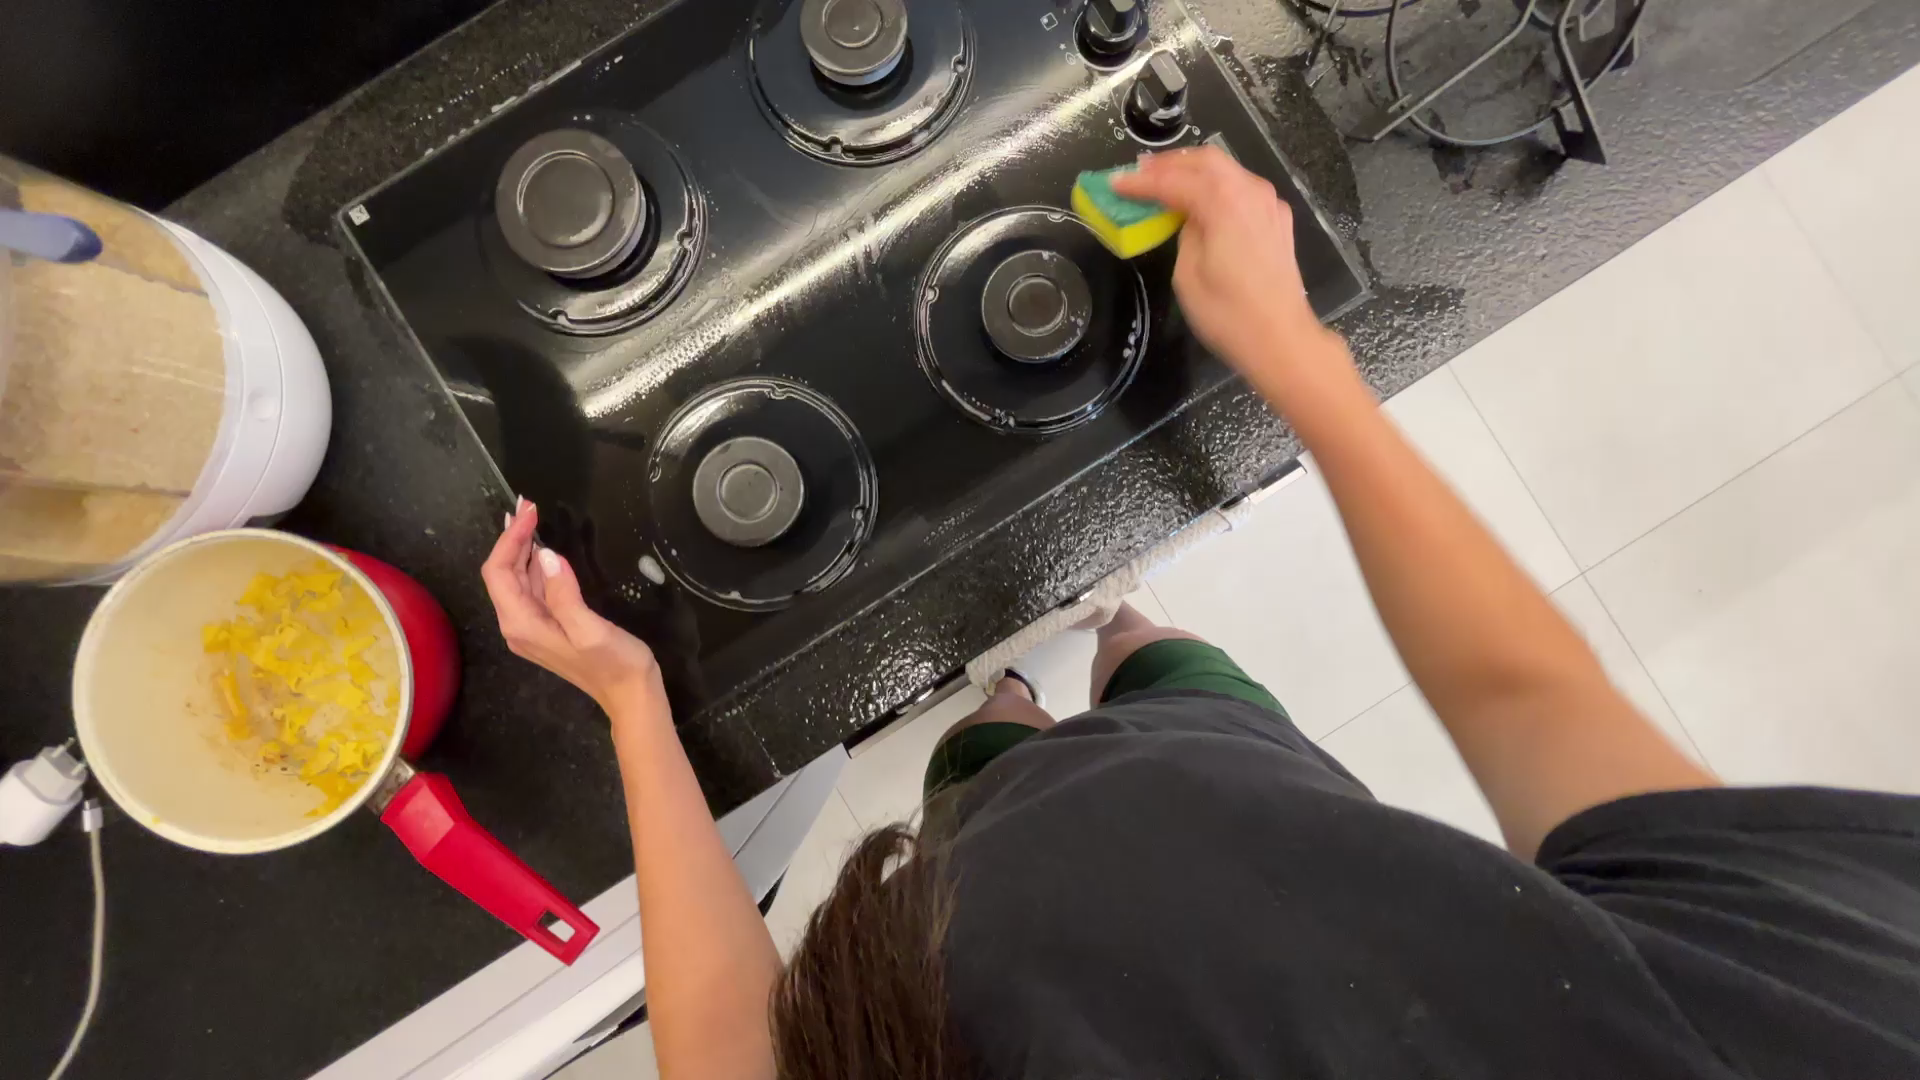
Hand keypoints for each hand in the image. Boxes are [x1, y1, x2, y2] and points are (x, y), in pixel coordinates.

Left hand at [481, 499, 666, 722]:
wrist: (630, 695)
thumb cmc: (615, 663)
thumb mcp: (590, 629)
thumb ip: (564, 593)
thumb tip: (548, 555)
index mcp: (523, 624)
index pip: (500, 572)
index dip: (510, 539)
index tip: (531, 512)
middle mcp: (519, 626)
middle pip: (503, 575)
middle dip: (513, 538)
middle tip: (529, 506)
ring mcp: (534, 628)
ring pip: (517, 581)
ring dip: (523, 550)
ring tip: (534, 520)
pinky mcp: (550, 627)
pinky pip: (533, 590)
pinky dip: (536, 566)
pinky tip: (546, 552)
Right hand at [1111, 147, 1350, 395]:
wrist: (1279, 338)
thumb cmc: (1226, 313)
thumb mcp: (1188, 275)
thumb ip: (1185, 233)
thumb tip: (1190, 219)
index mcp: (1224, 203)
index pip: (1174, 181)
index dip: (1141, 182)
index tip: (1115, 183)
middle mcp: (1250, 192)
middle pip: (1206, 161)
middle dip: (1170, 163)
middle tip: (1140, 171)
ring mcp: (1269, 204)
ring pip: (1228, 171)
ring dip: (1194, 171)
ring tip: (1166, 181)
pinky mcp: (1277, 220)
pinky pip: (1242, 190)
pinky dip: (1217, 187)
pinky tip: (1203, 201)